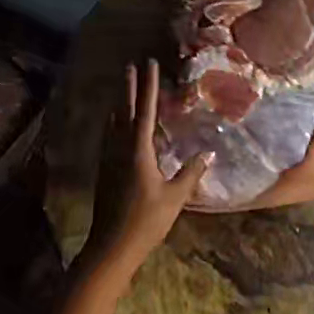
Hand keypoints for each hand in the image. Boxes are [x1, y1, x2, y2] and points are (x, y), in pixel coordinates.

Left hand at [92, 60, 211, 269]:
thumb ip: (191, 173)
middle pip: (124, 111)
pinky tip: (114, 124)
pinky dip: (114, 122)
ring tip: (123, 88)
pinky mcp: (104, 171)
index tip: (150, 64)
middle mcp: (120, 149)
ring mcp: (108, 159)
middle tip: (130, 66)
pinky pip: (109, 136)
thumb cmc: (146, 221)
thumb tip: (209, 153)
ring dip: (120, 103)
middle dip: (129, 88)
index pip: (146, 111)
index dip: (149, 86)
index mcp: (138, 151)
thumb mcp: (175, 197)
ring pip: (113, 123)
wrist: (110, 248)